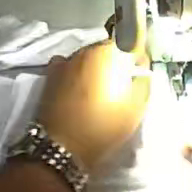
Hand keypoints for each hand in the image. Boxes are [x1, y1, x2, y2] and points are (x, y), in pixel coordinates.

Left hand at [37, 41, 149, 171]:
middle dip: (117, 62)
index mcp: (107, 53)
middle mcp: (84, 50)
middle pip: (108, 49)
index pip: (131, 43)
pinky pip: (69, 67)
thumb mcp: (136, 107)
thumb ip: (143, 81)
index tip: (140, 75)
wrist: (62, 147)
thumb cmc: (103, 127)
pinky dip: (76, 73)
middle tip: (122, 85)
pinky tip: (78, 89)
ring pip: (88, 58)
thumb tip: (141, 69)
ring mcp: (64, 62)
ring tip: (99, 91)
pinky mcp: (49, 76)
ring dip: (96, 68)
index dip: (138, 59)